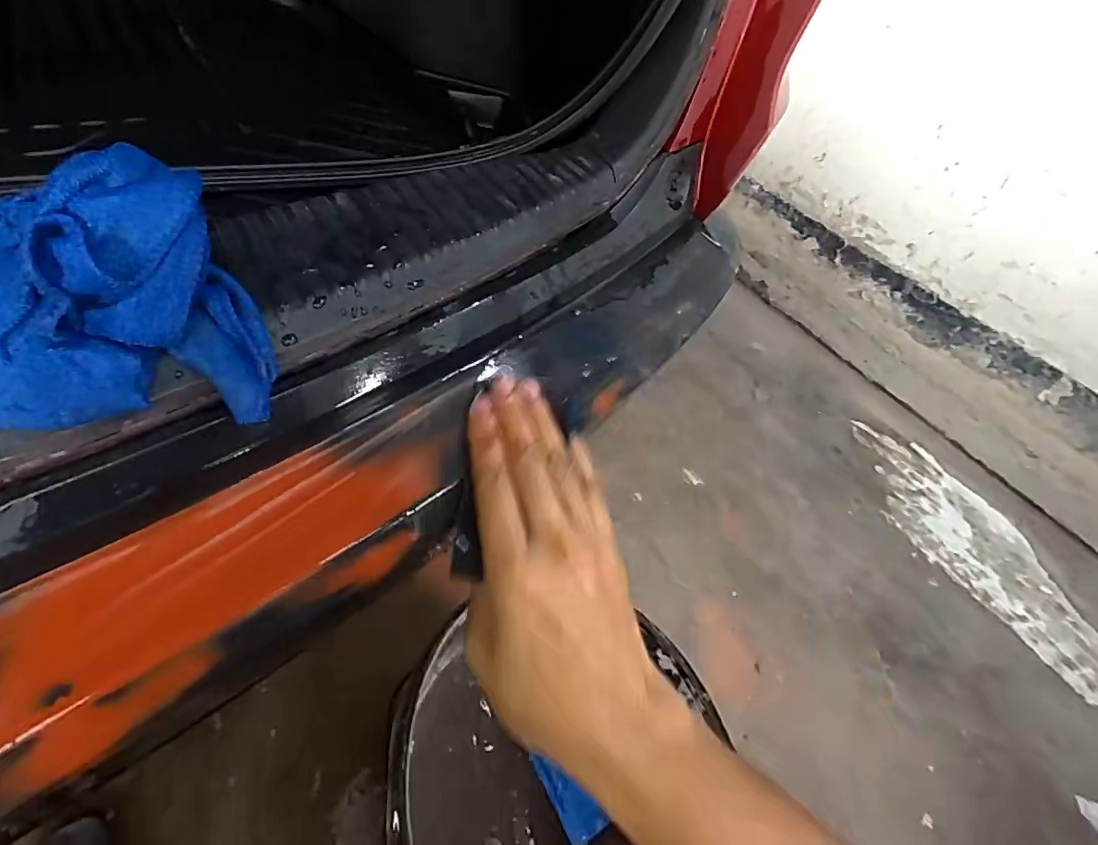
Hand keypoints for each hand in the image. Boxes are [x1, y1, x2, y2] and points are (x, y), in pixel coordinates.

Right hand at [463, 377, 685, 780]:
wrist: (618, 715)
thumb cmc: (541, 694)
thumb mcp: (484, 652)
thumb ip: (479, 594)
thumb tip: (483, 556)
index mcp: (514, 569)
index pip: (497, 487)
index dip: (487, 441)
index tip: (479, 405)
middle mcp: (553, 541)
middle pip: (531, 465)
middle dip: (515, 419)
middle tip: (503, 381)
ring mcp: (588, 539)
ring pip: (563, 468)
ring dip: (545, 427)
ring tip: (531, 392)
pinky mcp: (609, 545)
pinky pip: (593, 490)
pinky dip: (582, 458)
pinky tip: (572, 436)